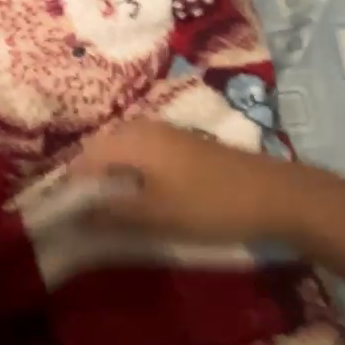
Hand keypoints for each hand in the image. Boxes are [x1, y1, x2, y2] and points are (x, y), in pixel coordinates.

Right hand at [68, 119, 319, 243]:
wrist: (277, 195)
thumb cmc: (210, 204)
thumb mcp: (157, 216)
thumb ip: (113, 214)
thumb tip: (77, 216)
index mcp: (128, 140)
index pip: (83, 161)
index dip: (71, 189)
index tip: (68, 216)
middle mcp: (139, 127)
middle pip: (99, 152)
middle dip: (89, 181)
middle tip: (88, 215)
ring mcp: (161, 132)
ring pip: (120, 152)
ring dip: (111, 178)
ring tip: (112, 210)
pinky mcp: (179, 142)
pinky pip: (140, 152)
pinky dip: (131, 172)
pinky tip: (141, 196)